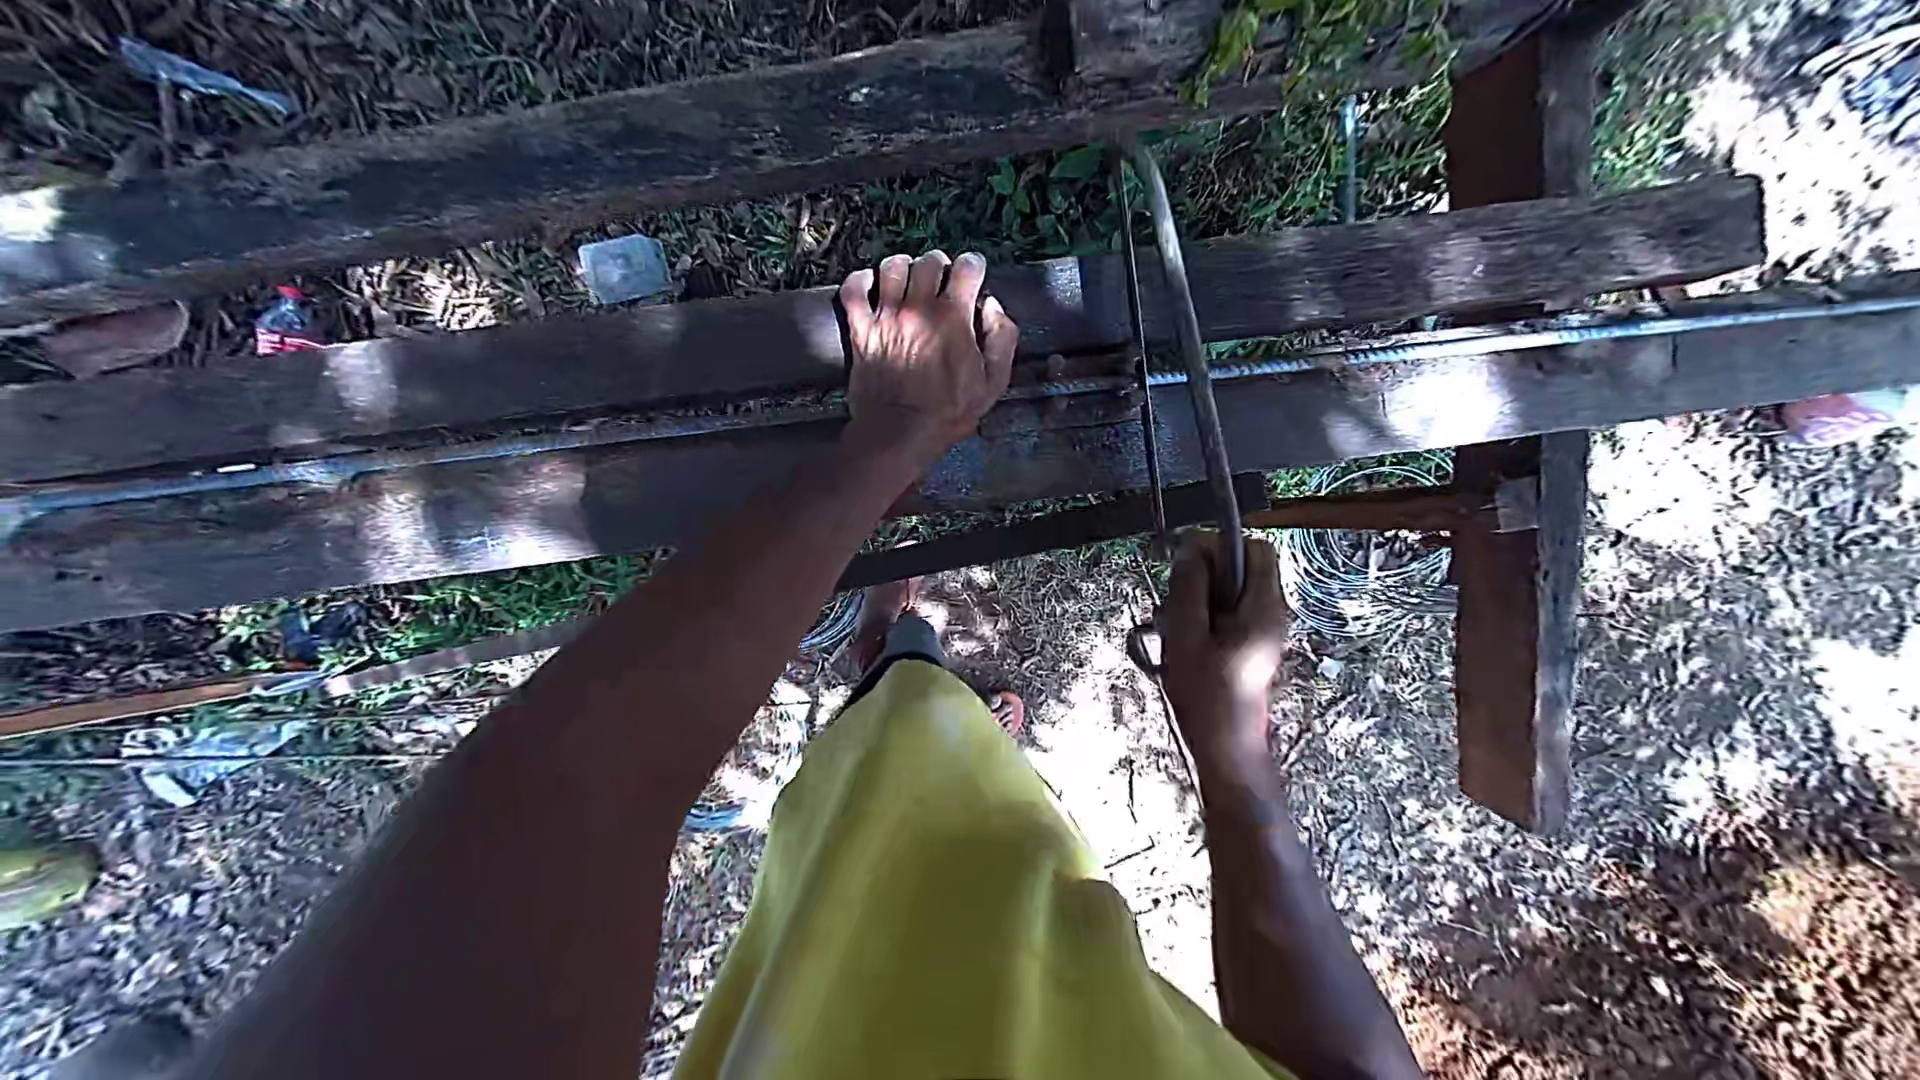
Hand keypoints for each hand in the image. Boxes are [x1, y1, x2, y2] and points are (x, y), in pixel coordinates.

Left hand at [838, 250, 1017, 465]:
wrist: (899, 432)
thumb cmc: (948, 413)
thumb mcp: (992, 384)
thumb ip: (1001, 340)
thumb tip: (993, 307)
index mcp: (953, 317)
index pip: (967, 268)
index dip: (973, 266)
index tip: (974, 273)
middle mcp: (918, 308)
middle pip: (929, 262)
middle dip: (940, 266)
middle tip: (942, 280)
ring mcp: (886, 317)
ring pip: (892, 267)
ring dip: (904, 268)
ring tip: (909, 281)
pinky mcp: (860, 330)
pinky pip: (853, 290)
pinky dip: (861, 280)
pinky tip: (871, 285)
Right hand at [1161, 532, 1289, 785]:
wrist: (1224, 744)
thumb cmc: (1206, 694)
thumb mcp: (1187, 634)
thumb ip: (1189, 587)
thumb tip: (1189, 549)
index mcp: (1263, 608)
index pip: (1255, 548)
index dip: (1218, 545)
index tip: (1184, 559)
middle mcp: (1271, 613)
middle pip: (1239, 568)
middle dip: (1201, 574)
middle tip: (1174, 598)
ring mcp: (1262, 628)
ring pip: (1227, 589)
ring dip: (1196, 597)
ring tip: (1174, 623)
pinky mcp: (1250, 642)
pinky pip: (1224, 611)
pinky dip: (1201, 615)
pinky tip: (1182, 637)